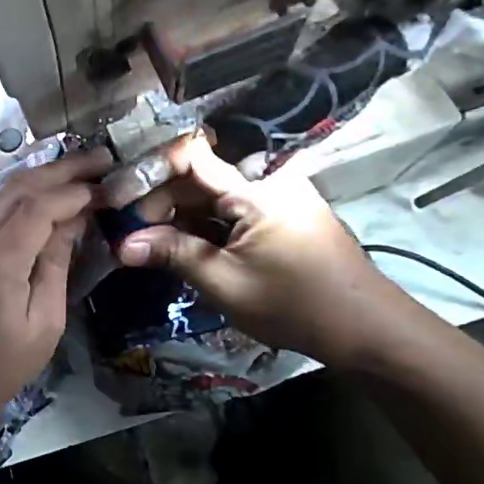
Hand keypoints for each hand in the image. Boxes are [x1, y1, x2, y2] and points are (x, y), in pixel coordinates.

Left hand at [0, 146, 110, 431]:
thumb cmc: (7, 363)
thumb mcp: (46, 320)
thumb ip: (57, 262)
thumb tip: (76, 217)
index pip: (36, 210)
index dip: (73, 192)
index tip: (104, 186)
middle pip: (16, 190)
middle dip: (61, 170)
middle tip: (99, 158)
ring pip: (0, 192)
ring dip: (41, 177)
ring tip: (79, 168)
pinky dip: (20, 195)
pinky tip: (47, 191)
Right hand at [115, 135, 413, 368]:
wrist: (364, 326)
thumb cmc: (294, 304)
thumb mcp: (225, 282)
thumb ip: (173, 254)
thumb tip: (122, 245)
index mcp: (256, 188)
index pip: (190, 156)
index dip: (148, 174)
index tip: (118, 201)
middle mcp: (268, 179)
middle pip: (200, 177)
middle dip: (161, 203)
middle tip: (131, 237)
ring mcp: (279, 196)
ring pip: (215, 195)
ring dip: (181, 217)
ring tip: (150, 247)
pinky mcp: (284, 214)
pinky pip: (234, 210)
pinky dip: (206, 226)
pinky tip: (184, 247)